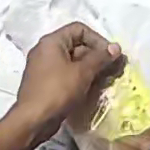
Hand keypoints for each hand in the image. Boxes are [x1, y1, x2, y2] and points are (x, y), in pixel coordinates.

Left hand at [8, 23, 121, 145]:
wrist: (33, 120)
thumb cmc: (57, 91)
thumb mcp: (82, 72)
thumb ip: (100, 58)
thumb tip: (116, 47)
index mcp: (51, 42)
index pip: (79, 29)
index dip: (98, 39)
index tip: (110, 55)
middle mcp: (45, 51)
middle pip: (76, 45)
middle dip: (96, 56)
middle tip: (113, 69)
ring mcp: (44, 68)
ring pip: (72, 62)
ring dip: (90, 69)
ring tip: (106, 80)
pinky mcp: (45, 84)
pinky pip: (66, 75)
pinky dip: (80, 79)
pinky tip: (92, 89)